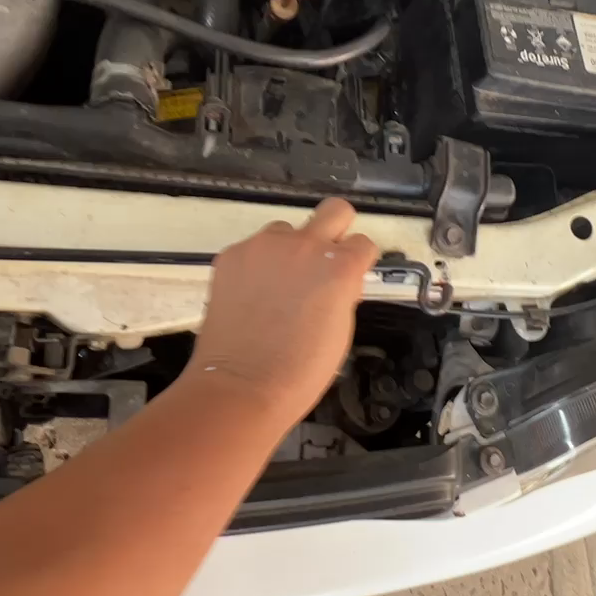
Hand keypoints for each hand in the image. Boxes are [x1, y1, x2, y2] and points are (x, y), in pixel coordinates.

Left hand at [183, 198, 379, 430]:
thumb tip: (340, 279)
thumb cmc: (300, 370)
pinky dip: (257, 266)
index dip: (359, 259)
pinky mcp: (232, 255)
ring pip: (285, 231)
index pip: (363, 242)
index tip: (351, 273)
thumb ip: (343, 292)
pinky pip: (253, 249)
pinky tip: (251, 297)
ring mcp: (263, 246)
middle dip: (336, 229)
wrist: (242, 386)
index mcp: (339, 266)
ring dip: (288, 251)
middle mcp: (304, 245)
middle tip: (324, 258)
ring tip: (277, 288)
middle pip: (335, 209)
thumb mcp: (340, 331)